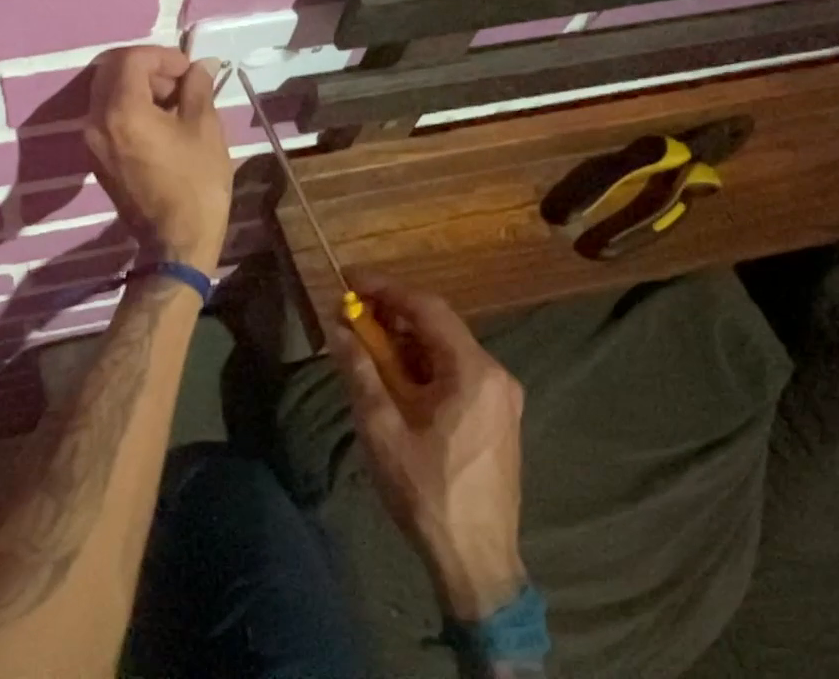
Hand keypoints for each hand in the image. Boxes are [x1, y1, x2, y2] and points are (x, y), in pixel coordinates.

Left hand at [82, 46, 232, 270]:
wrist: (176, 240)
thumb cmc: (196, 184)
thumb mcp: (204, 128)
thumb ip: (197, 87)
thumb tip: (200, 65)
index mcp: (121, 111)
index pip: (131, 59)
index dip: (162, 56)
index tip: (189, 70)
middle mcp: (95, 122)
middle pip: (111, 72)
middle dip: (147, 68)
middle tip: (180, 83)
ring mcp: (91, 142)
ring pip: (106, 93)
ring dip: (137, 87)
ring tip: (174, 103)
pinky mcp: (95, 159)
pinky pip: (106, 117)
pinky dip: (128, 108)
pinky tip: (159, 123)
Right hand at [326, 276, 526, 619]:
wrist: (476, 558)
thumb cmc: (425, 489)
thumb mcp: (381, 427)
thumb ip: (360, 370)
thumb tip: (338, 328)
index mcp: (474, 372)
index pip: (427, 308)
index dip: (385, 288)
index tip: (347, 279)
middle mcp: (495, 376)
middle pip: (438, 327)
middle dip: (390, 315)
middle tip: (346, 314)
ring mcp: (500, 399)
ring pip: (445, 352)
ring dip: (402, 343)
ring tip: (360, 346)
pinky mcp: (495, 420)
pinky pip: (454, 376)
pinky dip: (420, 367)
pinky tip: (390, 378)